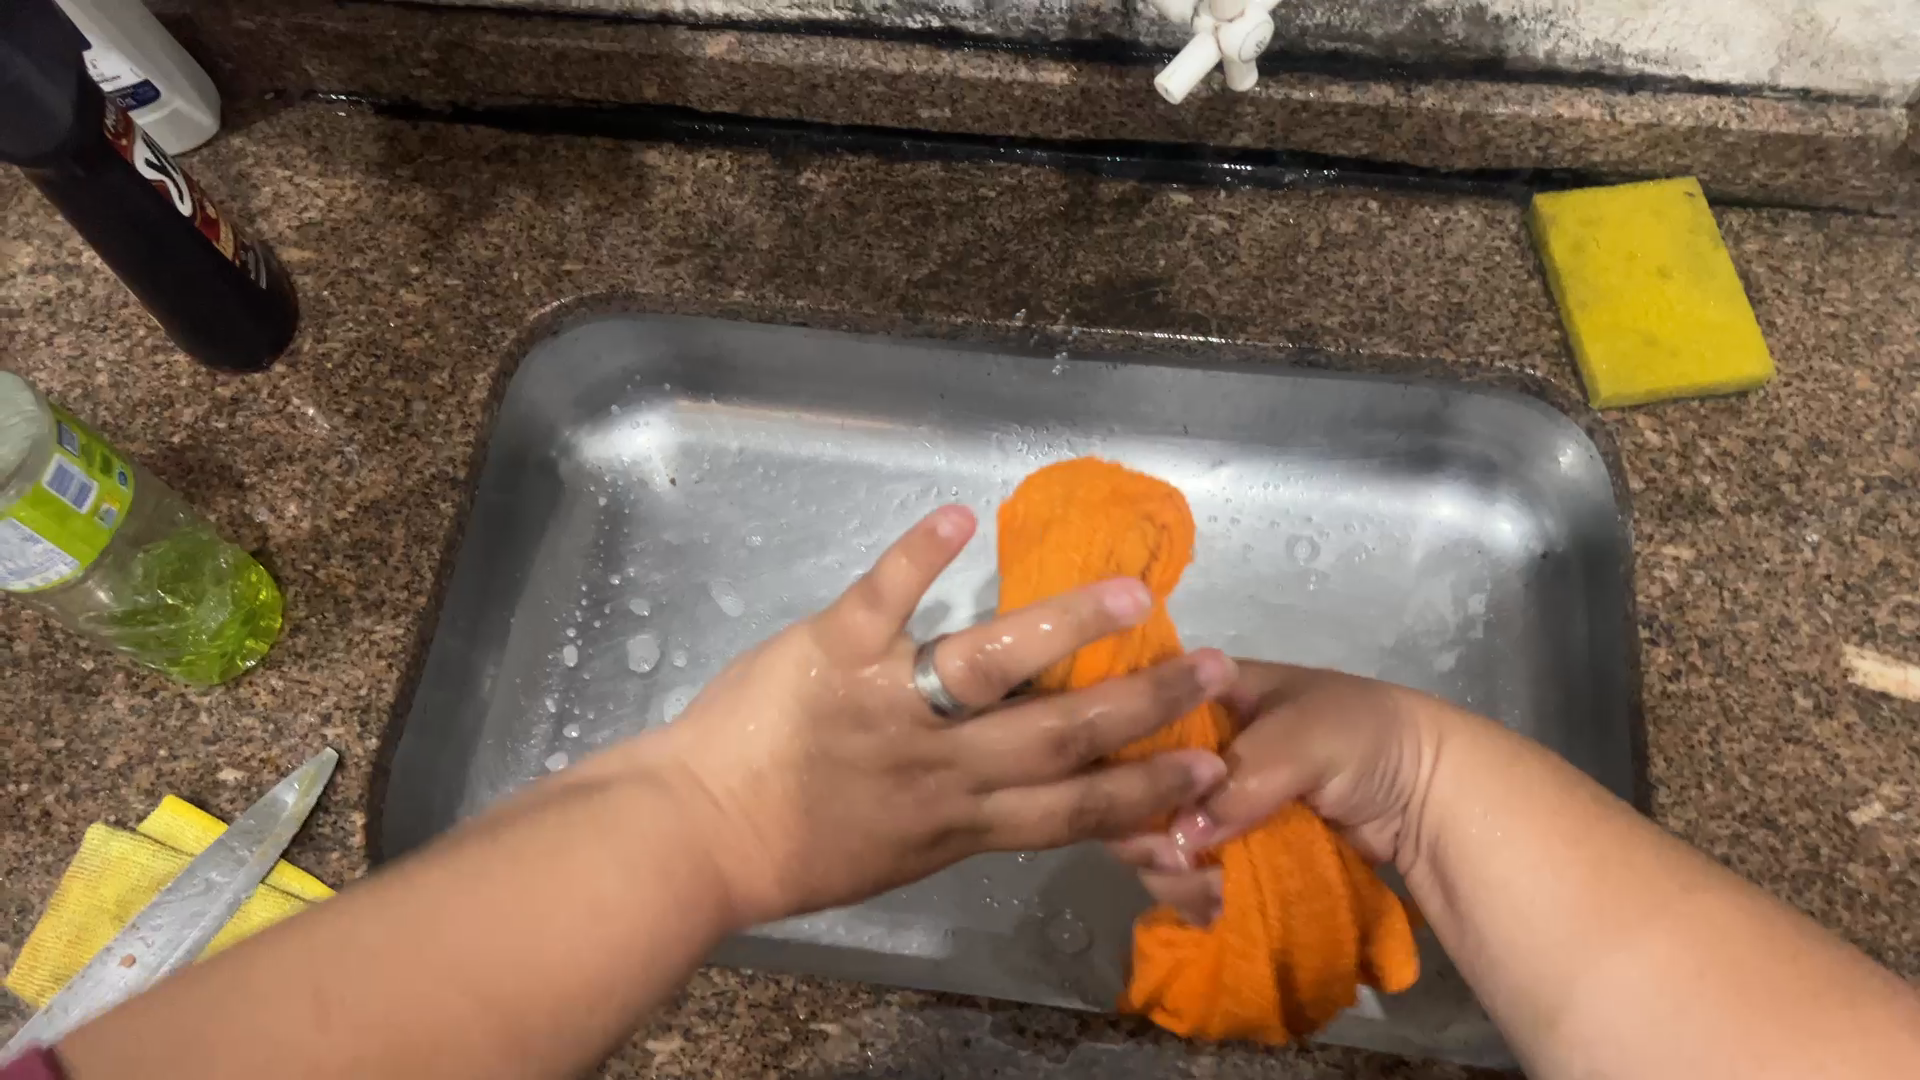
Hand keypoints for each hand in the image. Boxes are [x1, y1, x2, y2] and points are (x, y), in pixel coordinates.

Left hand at [603, 505, 1236, 926]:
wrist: (695, 837)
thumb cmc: (799, 854)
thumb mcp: (905, 856)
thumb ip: (971, 818)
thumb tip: (1032, 788)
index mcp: (959, 821)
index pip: (1071, 807)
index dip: (1147, 786)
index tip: (1210, 758)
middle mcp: (940, 765)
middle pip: (1056, 734)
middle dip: (1141, 703)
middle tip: (1211, 666)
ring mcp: (886, 702)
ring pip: (988, 661)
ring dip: (1061, 623)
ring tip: (1128, 590)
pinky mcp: (833, 651)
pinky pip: (881, 597)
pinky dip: (917, 555)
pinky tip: (958, 515)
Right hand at [1108, 660, 1463, 924]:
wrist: (1430, 795)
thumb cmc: (1364, 736)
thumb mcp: (1305, 735)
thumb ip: (1244, 774)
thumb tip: (1182, 835)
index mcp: (1200, 694)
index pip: (1135, 716)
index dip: (1125, 752)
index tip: (1132, 791)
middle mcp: (1188, 744)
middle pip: (1132, 782)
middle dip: (1142, 824)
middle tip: (1177, 858)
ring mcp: (1204, 797)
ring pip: (1151, 830)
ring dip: (1168, 866)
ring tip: (1210, 890)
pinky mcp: (1224, 842)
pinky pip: (1184, 867)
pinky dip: (1190, 890)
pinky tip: (1214, 905)